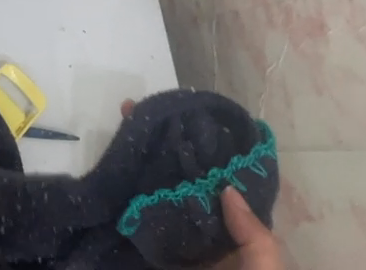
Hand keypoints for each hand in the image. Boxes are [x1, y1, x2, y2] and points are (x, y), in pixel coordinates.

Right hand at [117, 101, 281, 269]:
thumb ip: (257, 238)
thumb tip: (226, 189)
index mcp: (232, 234)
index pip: (214, 183)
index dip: (200, 151)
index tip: (180, 118)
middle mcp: (200, 232)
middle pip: (178, 181)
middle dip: (159, 148)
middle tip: (133, 112)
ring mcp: (170, 244)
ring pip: (152, 195)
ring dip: (137, 164)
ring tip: (119, 126)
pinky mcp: (144, 253)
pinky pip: (133, 221)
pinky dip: (119, 197)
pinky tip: (107, 170)